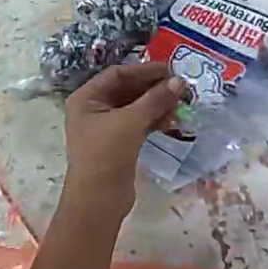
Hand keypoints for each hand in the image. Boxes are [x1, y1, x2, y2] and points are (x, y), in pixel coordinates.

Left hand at [62, 62, 185, 218]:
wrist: (98, 200)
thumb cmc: (106, 154)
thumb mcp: (130, 122)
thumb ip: (154, 100)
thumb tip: (179, 81)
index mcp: (86, 97)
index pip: (116, 75)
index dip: (143, 70)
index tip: (170, 69)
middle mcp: (93, 108)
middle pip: (126, 90)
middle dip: (152, 88)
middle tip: (181, 86)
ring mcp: (106, 127)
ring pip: (134, 107)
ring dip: (156, 103)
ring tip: (181, 102)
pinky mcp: (119, 143)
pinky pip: (138, 123)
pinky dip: (153, 119)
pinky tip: (172, 118)